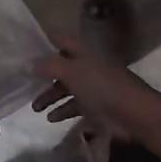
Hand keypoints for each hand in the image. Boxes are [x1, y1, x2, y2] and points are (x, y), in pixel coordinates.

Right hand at [31, 40, 160, 141]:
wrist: (133, 113)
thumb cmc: (101, 86)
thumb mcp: (72, 71)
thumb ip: (49, 65)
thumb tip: (29, 63)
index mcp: (84, 53)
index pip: (62, 41)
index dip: (46, 44)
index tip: (27, 52)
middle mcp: (88, 67)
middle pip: (62, 69)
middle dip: (45, 79)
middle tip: (27, 88)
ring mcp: (94, 88)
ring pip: (68, 90)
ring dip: (51, 98)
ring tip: (36, 109)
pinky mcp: (98, 108)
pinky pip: (77, 108)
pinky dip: (64, 112)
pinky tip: (52, 119)